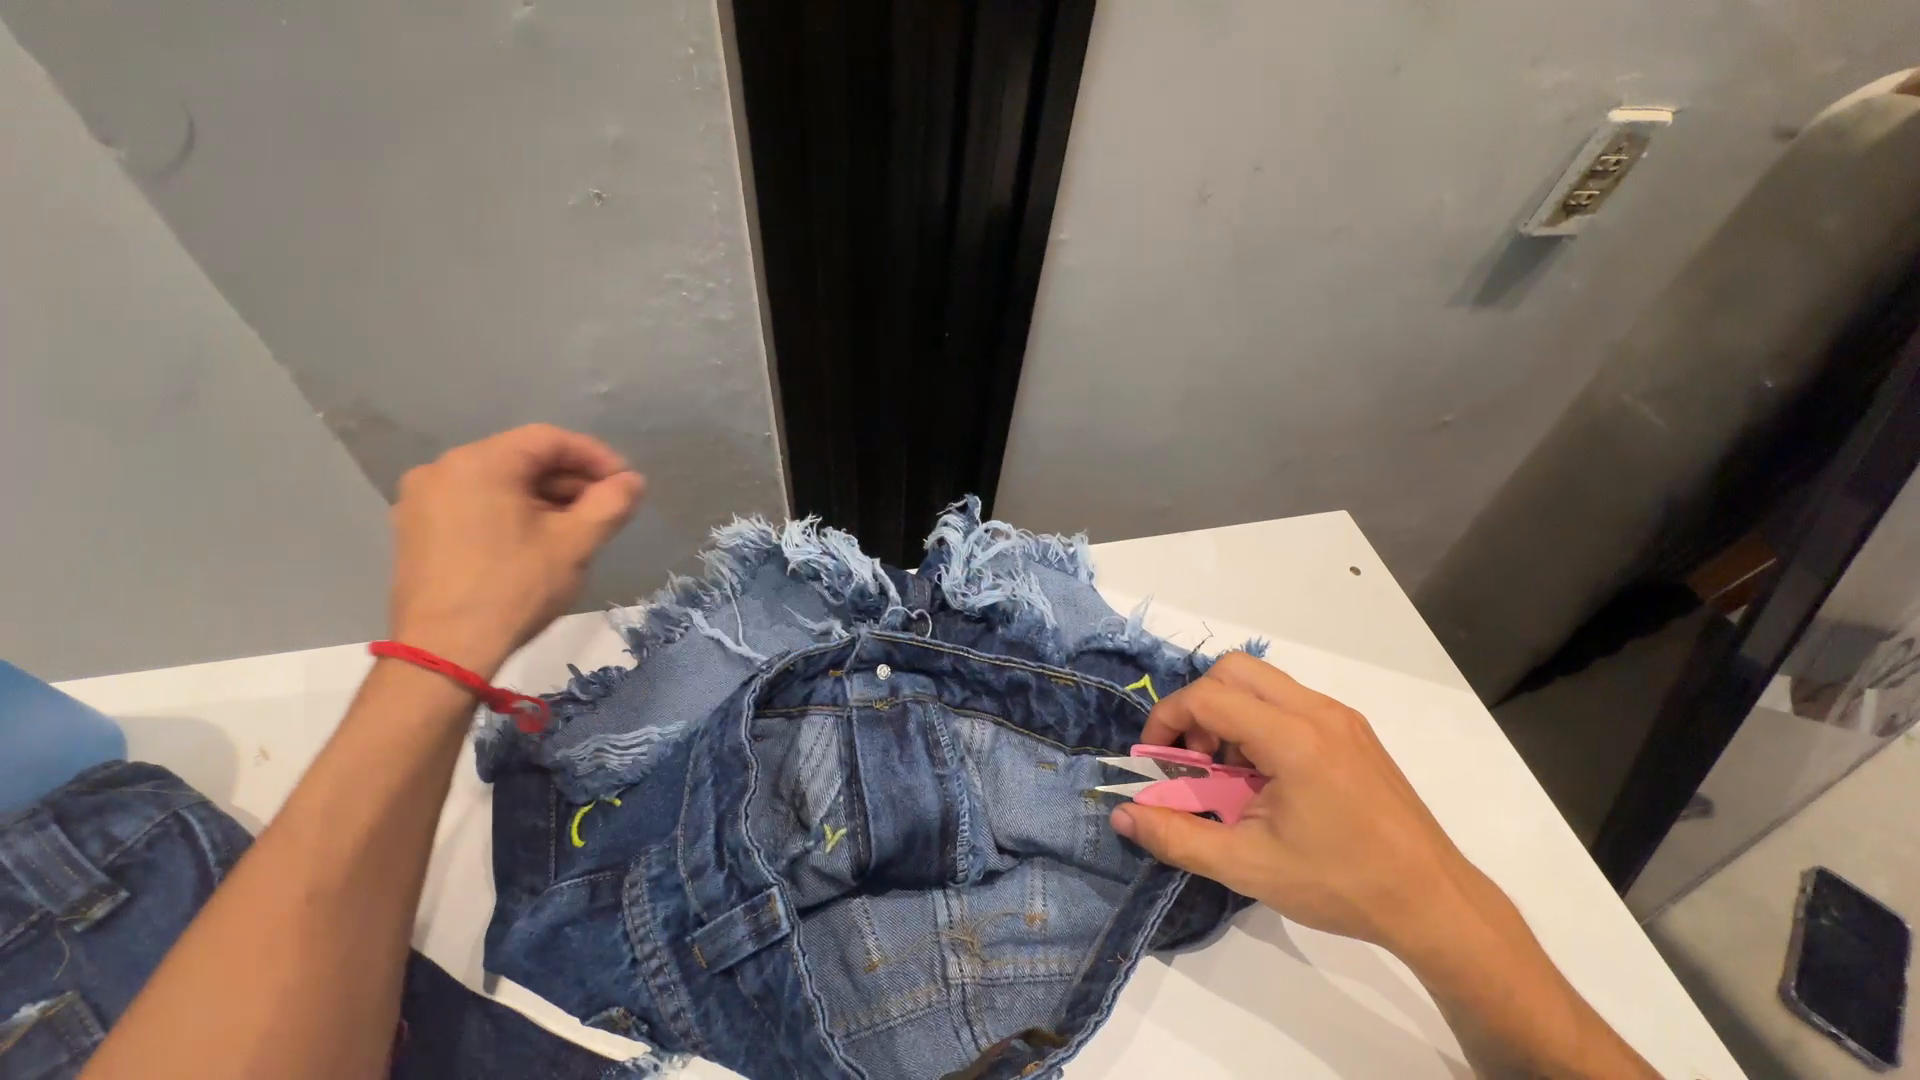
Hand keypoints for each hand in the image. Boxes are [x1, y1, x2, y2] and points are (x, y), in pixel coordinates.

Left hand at [387, 424, 644, 677]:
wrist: (444, 652)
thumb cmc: (514, 588)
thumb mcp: (575, 544)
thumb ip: (610, 504)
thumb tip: (632, 482)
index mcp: (479, 462)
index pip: (549, 440)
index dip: (595, 457)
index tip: (625, 484)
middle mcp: (442, 469)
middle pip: (522, 460)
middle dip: (570, 481)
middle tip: (605, 510)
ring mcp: (421, 501)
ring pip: (499, 484)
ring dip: (544, 499)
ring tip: (576, 529)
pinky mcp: (416, 531)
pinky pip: (475, 505)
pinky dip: (511, 514)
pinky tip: (536, 543)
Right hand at [1110, 652, 1487, 957]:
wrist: (1433, 902)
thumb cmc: (1340, 884)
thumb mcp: (1247, 866)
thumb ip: (1177, 837)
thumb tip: (1122, 815)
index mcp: (1293, 739)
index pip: (1209, 697)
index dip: (1168, 719)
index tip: (1156, 759)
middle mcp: (1318, 712)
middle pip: (1234, 670)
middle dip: (1198, 705)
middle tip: (1195, 757)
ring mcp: (1341, 718)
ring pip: (1263, 682)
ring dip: (1229, 712)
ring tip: (1229, 772)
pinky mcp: (1354, 731)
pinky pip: (1290, 702)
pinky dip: (1259, 721)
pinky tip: (1266, 777)